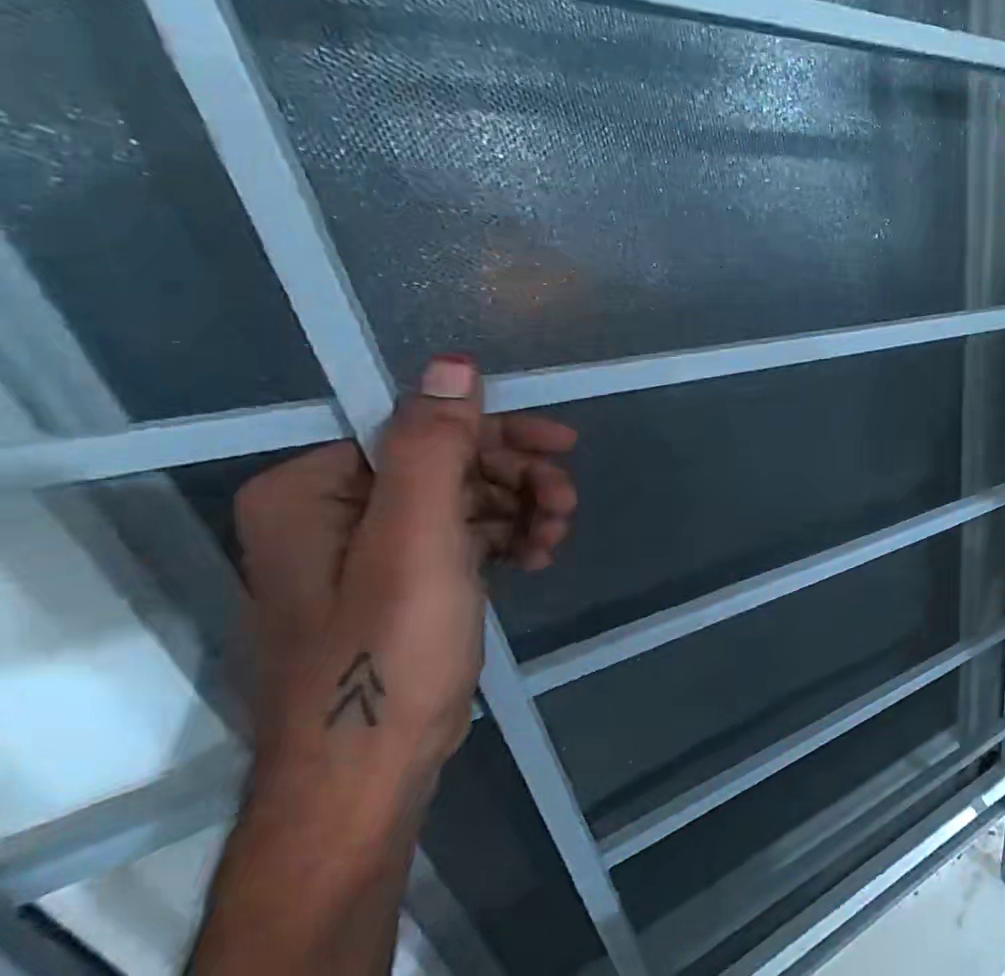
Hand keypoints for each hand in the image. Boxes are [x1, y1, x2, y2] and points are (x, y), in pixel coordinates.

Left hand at [234, 356, 578, 773]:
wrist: (369, 768)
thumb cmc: (390, 652)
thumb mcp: (419, 542)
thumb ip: (434, 447)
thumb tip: (455, 361)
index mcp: (312, 489)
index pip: (420, 429)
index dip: (497, 434)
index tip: (564, 449)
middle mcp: (330, 511)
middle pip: (447, 463)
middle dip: (517, 479)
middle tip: (568, 505)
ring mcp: (367, 550)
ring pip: (464, 500)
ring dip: (520, 510)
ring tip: (556, 541)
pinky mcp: (400, 584)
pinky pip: (462, 537)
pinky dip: (505, 540)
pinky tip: (537, 559)